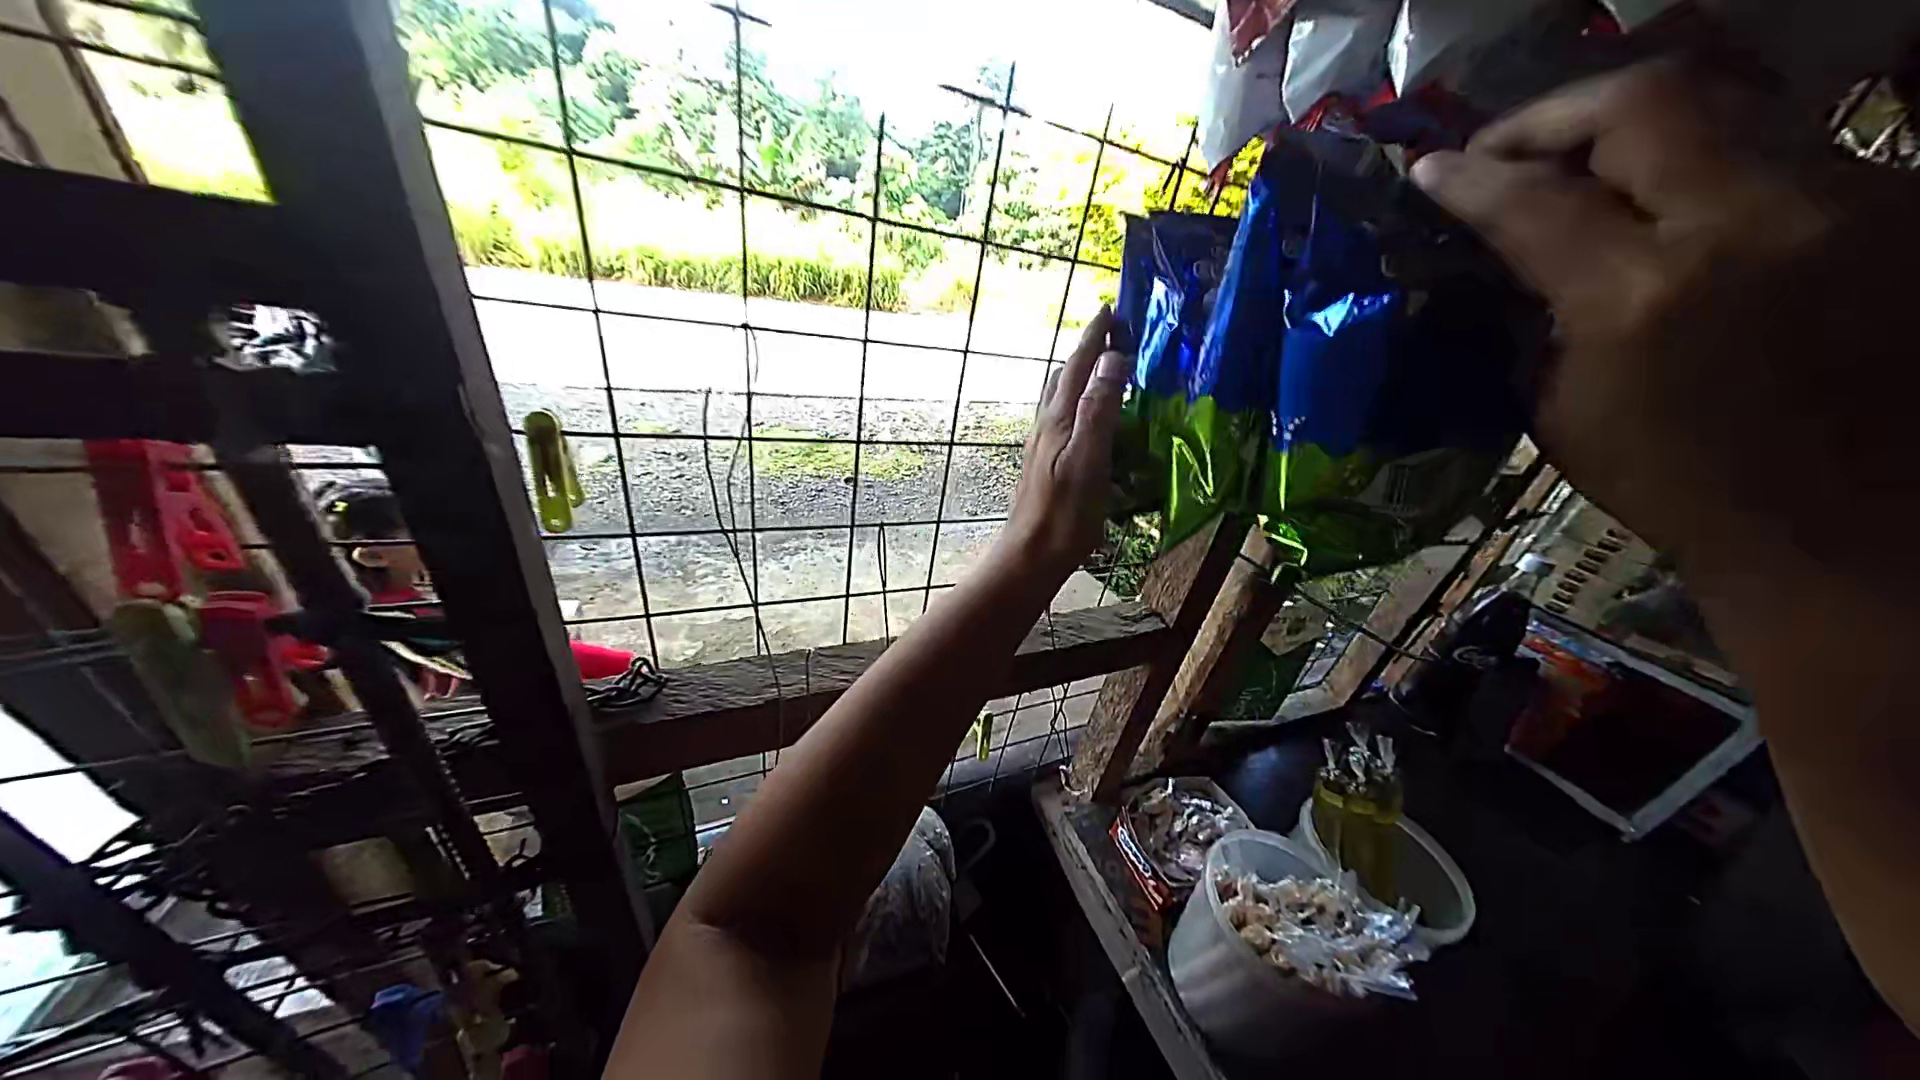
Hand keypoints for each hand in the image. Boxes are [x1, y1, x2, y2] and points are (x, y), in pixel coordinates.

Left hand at [993, 305, 1128, 584]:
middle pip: (1066, 375)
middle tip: (1112, 330)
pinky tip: (1088, 416)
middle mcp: (1047, 424)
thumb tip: (1112, 358)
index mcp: (1059, 418)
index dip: (1095, 336)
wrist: (1032, 553)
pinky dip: (1079, 401)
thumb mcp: (1089, 459)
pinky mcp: (1047, 461)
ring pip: (1061, 396)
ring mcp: (1045, 443)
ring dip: (1081, 373)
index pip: (1079, 364)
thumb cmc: (1065, 513)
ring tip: (1103, 364)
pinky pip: (1064, 417)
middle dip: (1088, 348)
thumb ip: (1098, 409)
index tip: (1112, 308)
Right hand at [1411, 62, 1919, 582]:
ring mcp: (1842, 199)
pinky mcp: (1893, 201)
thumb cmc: (1672, 481)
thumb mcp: (1558, 408)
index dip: (1470, 179)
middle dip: (1550, 117)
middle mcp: (1749, 223)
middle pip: (1645, 102)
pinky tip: (1649, 200)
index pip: (1535, 202)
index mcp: (1639, 297)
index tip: (1428, 170)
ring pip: (1721, 109)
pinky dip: (1688, 162)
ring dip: (1622, 131)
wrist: (1853, 520)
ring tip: (1564, 166)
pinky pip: (1769, 149)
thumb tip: (1495, 265)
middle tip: (1498, 150)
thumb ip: (1530, 320)